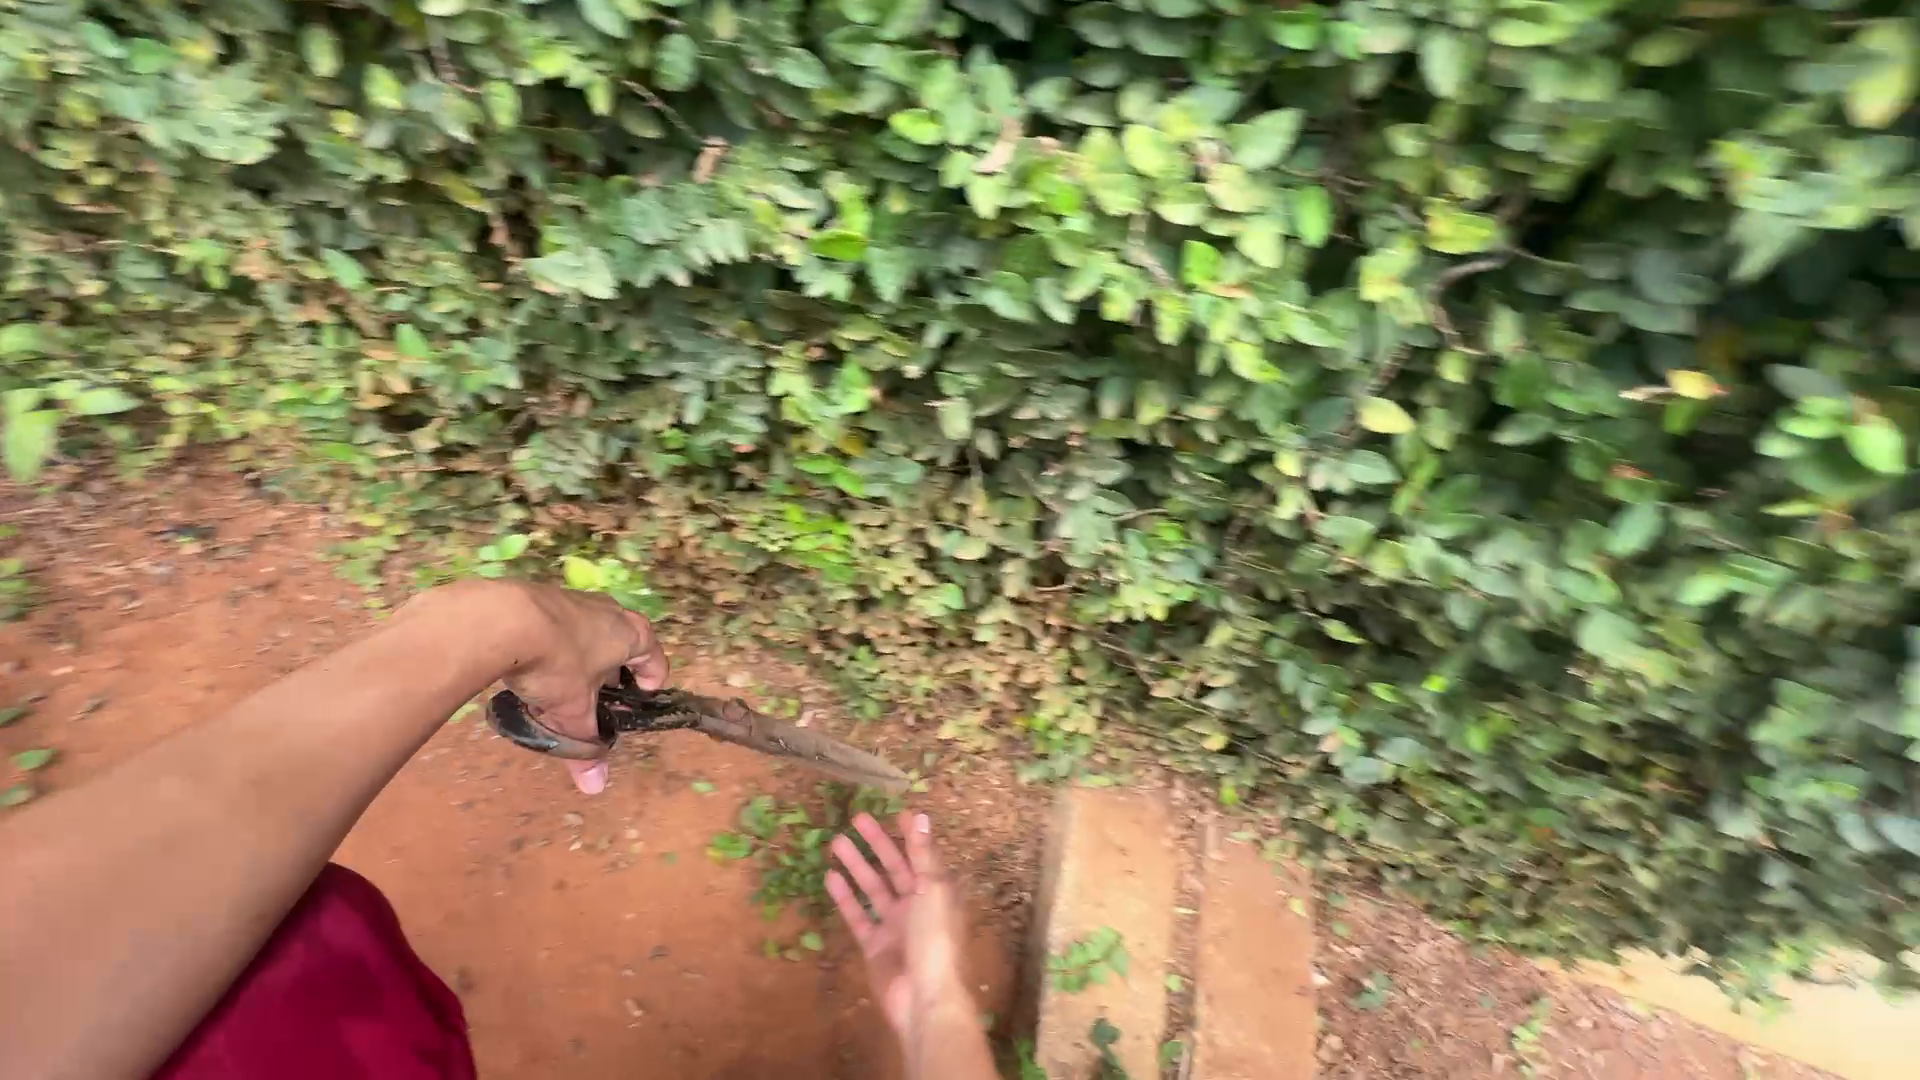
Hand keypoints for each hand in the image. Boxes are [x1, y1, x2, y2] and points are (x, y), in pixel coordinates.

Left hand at [451, 580, 668, 793]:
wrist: (502, 619)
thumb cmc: (556, 663)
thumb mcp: (572, 711)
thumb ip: (585, 746)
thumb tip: (595, 787)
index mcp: (634, 636)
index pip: (656, 663)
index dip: (648, 687)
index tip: (633, 705)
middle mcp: (614, 613)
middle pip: (624, 647)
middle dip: (612, 675)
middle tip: (595, 701)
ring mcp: (581, 601)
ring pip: (592, 635)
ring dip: (583, 659)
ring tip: (560, 687)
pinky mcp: (548, 596)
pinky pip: (562, 626)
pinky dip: (556, 645)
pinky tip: (533, 665)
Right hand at [826, 813, 973, 1045]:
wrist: (924, 998)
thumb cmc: (936, 939)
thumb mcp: (932, 890)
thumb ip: (923, 854)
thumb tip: (921, 815)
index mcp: (936, 890)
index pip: (922, 854)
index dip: (910, 834)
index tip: (896, 812)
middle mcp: (916, 904)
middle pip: (895, 867)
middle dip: (878, 843)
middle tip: (857, 818)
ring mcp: (894, 925)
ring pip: (873, 888)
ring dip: (857, 865)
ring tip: (837, 842)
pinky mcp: (875, 946)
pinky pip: (858, 916)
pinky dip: (845, 897)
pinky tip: (830, 878)